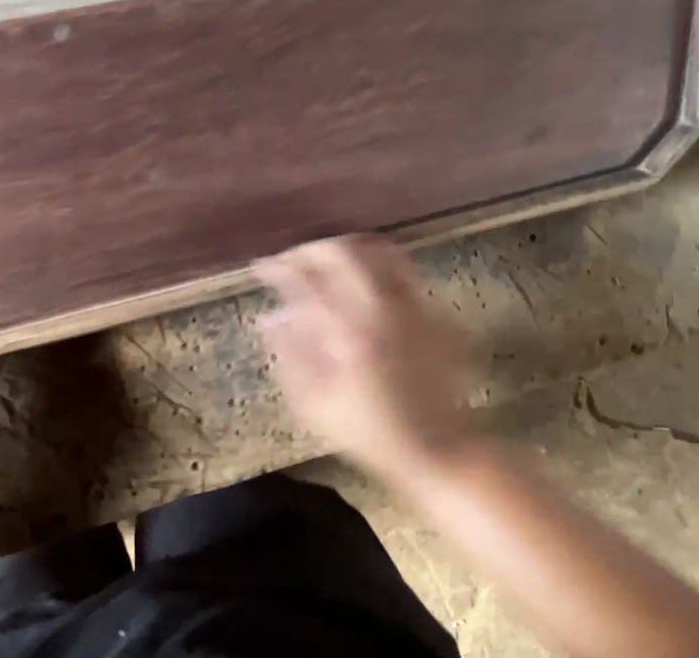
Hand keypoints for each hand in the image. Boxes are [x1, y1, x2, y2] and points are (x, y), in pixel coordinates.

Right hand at [252, 235, 467, 477]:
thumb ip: (290, 354)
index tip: (261, 268)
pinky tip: (366, 280)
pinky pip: (402, 270)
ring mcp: (410, 304)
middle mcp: (379, 306)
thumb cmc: (369, 432)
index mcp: (345, 328)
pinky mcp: (433, 311)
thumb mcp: (315, 403)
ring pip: (375, 250)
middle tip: (294, 262)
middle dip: (310, 250)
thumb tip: (269, 317)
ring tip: (329, 263)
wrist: (437, 448)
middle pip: (341, 251)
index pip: (303, 277)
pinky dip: (377, 263)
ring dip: (346, 249)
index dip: (277, 267)